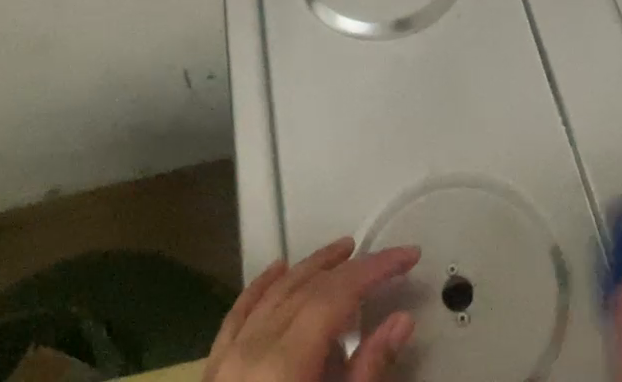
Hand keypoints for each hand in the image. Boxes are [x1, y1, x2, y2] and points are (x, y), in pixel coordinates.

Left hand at [204, 237, 420, 381]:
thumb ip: (369, 372)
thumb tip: (401, 321)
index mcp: (285, 363)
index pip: (338, 294)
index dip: (376, 268)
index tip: (409, 255)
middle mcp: (252, 350)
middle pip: (307, 289)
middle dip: (351, 268)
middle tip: (388, 258)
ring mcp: (225, 362)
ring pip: (273, 294)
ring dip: (310, 268)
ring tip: (342, 251)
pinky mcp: (212, 376)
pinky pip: (238, 316)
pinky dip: (260, 288)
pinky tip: (277, 271)